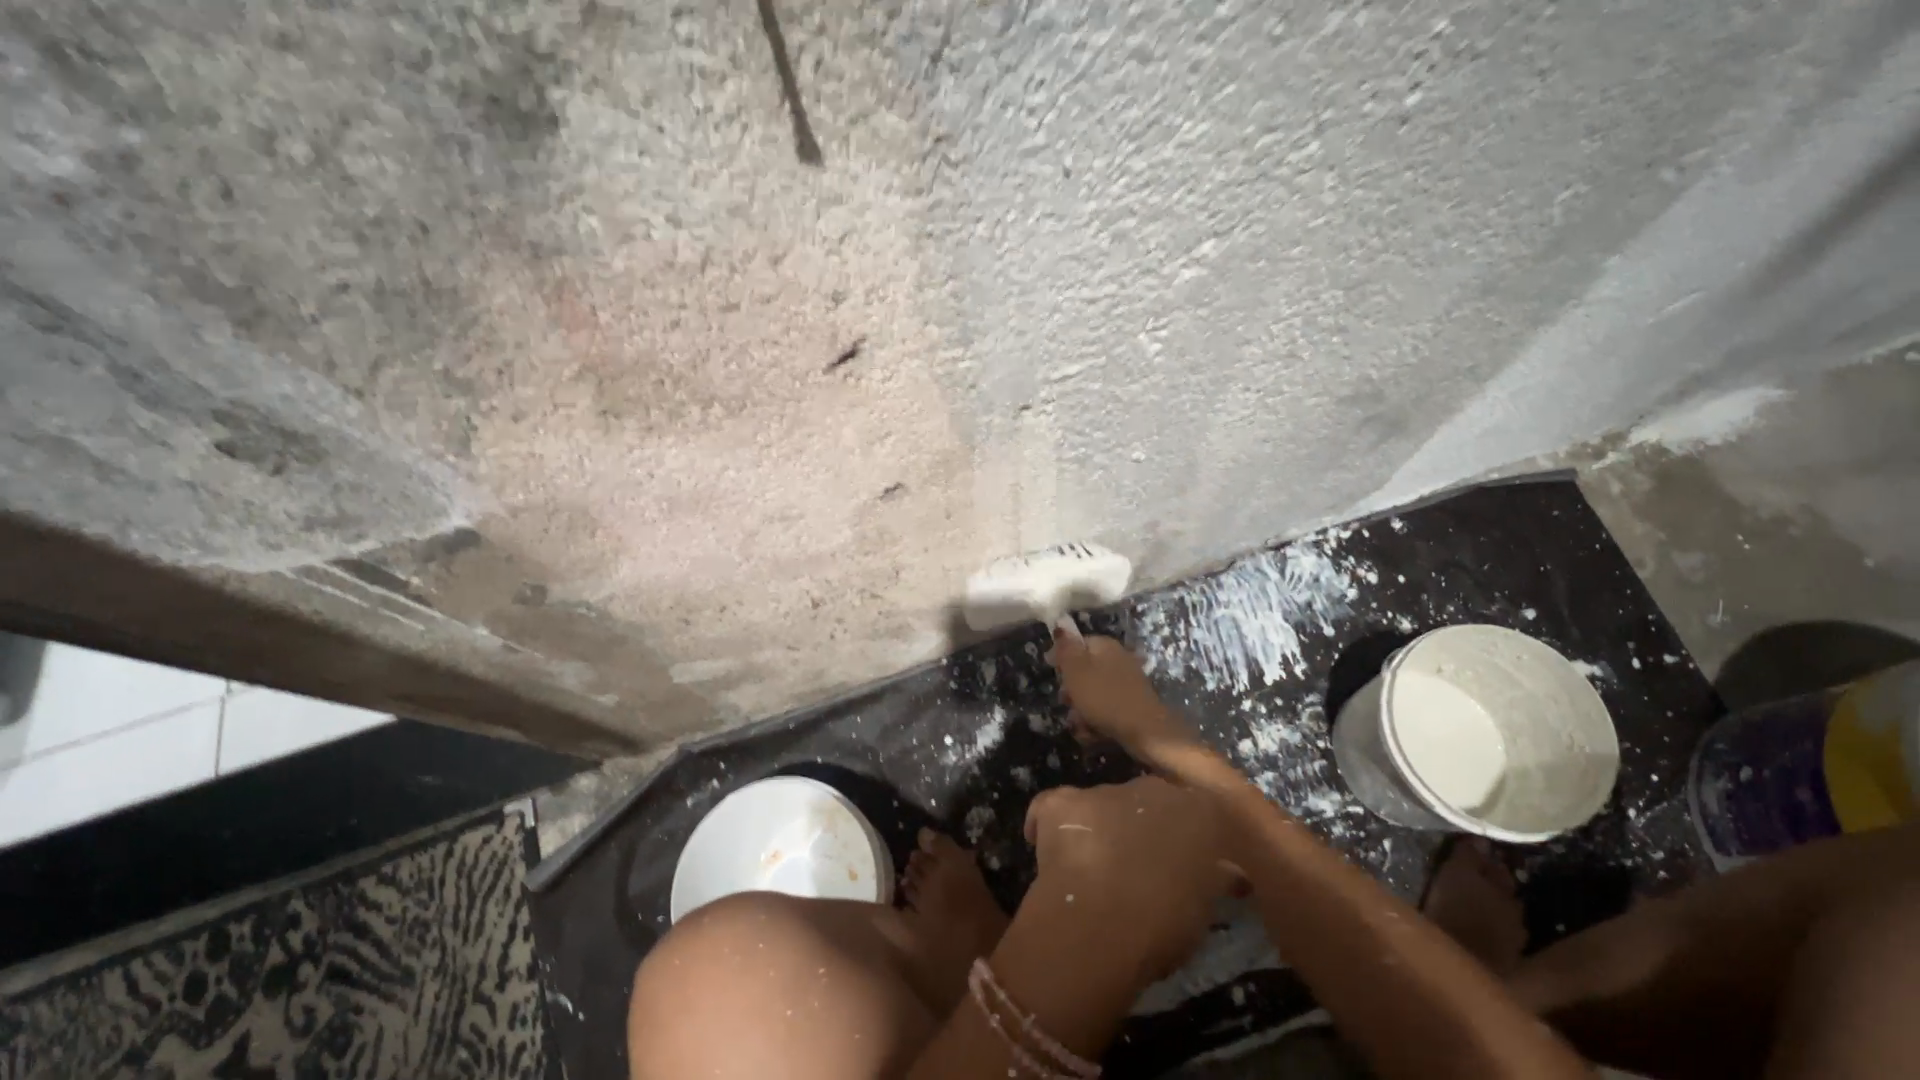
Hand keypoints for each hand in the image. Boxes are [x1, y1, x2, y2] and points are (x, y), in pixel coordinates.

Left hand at [1024, 776, 1238, 978]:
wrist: (1102, 921)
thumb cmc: (1166, 923)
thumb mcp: (1205, 909)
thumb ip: (1214, 881)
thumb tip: (1229, 875)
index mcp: (1200, 811)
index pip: (1200, 817)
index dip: (1189, 842)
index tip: (1184, 867)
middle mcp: (1154, 788)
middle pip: (1151, 803)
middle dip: (1144, 828)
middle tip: (1138, 868)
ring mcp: (1105, 791)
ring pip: (1104, 805)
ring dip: (1102, 828)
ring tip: (1093, 869)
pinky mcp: (1062, 801)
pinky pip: (1054, 808)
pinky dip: (1048, 825)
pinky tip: (1044, 847)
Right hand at [1045, 625, 1196, 756]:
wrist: (1144, 730)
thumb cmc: (1104, 697)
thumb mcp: (1076, 670)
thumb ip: (1066, 648)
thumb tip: (1060, 623)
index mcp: (1105, 646)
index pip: (1077, 643)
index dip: (1061, 656)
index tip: (1051, 671)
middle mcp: (1118, 659)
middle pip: (1084, 670)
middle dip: (1071, 688)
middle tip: (1065, 701)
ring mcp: (1126, 682)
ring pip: (1093, 691)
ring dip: (1081, 708)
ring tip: (1078, 723)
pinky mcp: (1131, 704)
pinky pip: (1105, 707)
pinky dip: (1096, 719)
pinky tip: (1091, 732)